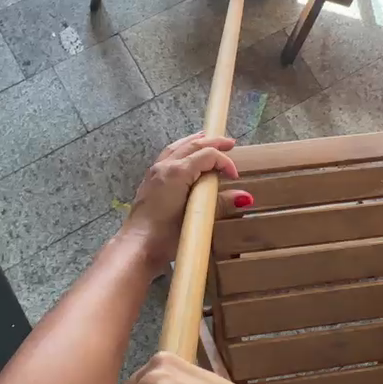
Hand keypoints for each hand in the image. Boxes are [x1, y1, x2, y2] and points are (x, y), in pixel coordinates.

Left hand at [122, 133, 250, 265]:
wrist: (137, 246)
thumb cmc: (166, 235)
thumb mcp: (197, 218)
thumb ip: (220, 204)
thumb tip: (245, 197)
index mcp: (177, 172)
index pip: (207, 155)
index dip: (224, 162)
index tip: (235, 176)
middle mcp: (164, 166)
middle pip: (192, 145)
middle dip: (212, 142)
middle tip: (230, 142)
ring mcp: (155, 172)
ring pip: (177, 147)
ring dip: (194, 141)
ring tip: (207, 138)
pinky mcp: (150, 181)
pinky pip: (168, 155)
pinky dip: (181, 149)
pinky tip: (185, 155)